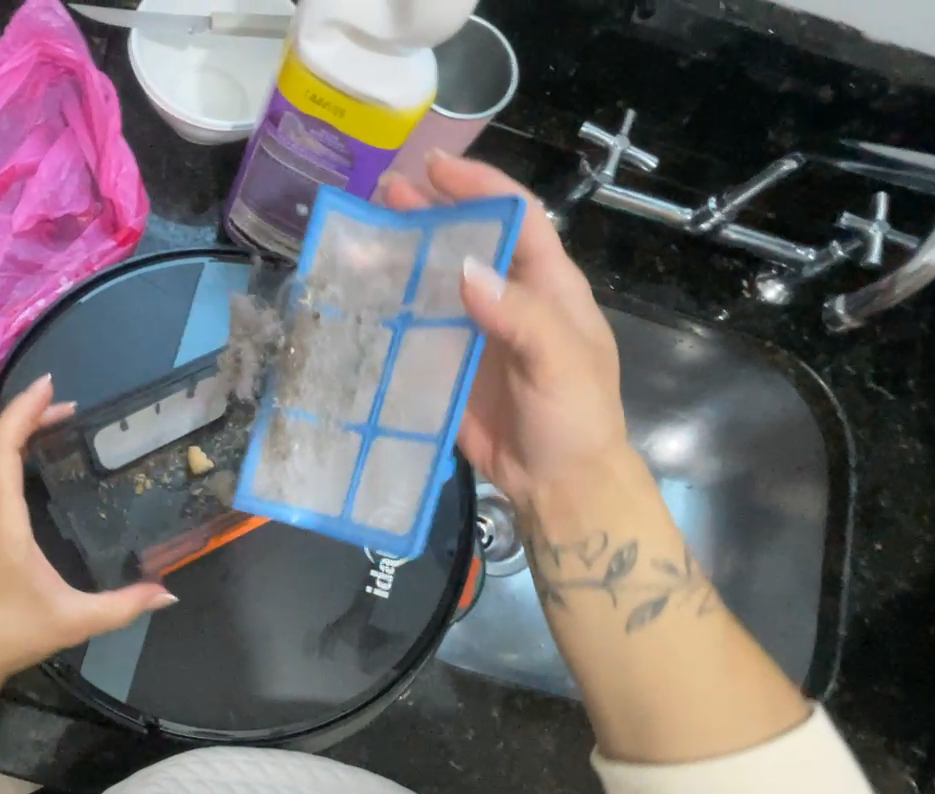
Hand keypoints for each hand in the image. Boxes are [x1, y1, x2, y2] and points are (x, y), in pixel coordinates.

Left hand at [0, 374, 175, 688]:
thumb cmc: (12, 634)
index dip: (25, 410)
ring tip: (48, 426)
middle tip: (63, 405)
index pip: (4, 446)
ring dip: (9, 431)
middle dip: (22, 412)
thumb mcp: (74, 621)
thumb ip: (124, 606)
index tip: (51, 386)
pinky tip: (24, 463)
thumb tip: (168, 594)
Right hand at [381, 153, 631, 509]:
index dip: (480, 188)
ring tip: (362, 240)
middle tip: (384, 193)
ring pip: (433, 286)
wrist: (555, 484)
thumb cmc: (573, 418)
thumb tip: (463, 270)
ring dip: (401, 260)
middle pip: (466, 245)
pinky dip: (389, 317)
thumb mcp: (560, 362)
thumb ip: (520, 316)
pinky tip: (361, 304)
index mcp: (546, 288)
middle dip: (430, 213)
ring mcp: (473, 337)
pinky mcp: (446, 371)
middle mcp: (506, 303)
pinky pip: (415, 335)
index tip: (436, 168)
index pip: (516, 221)